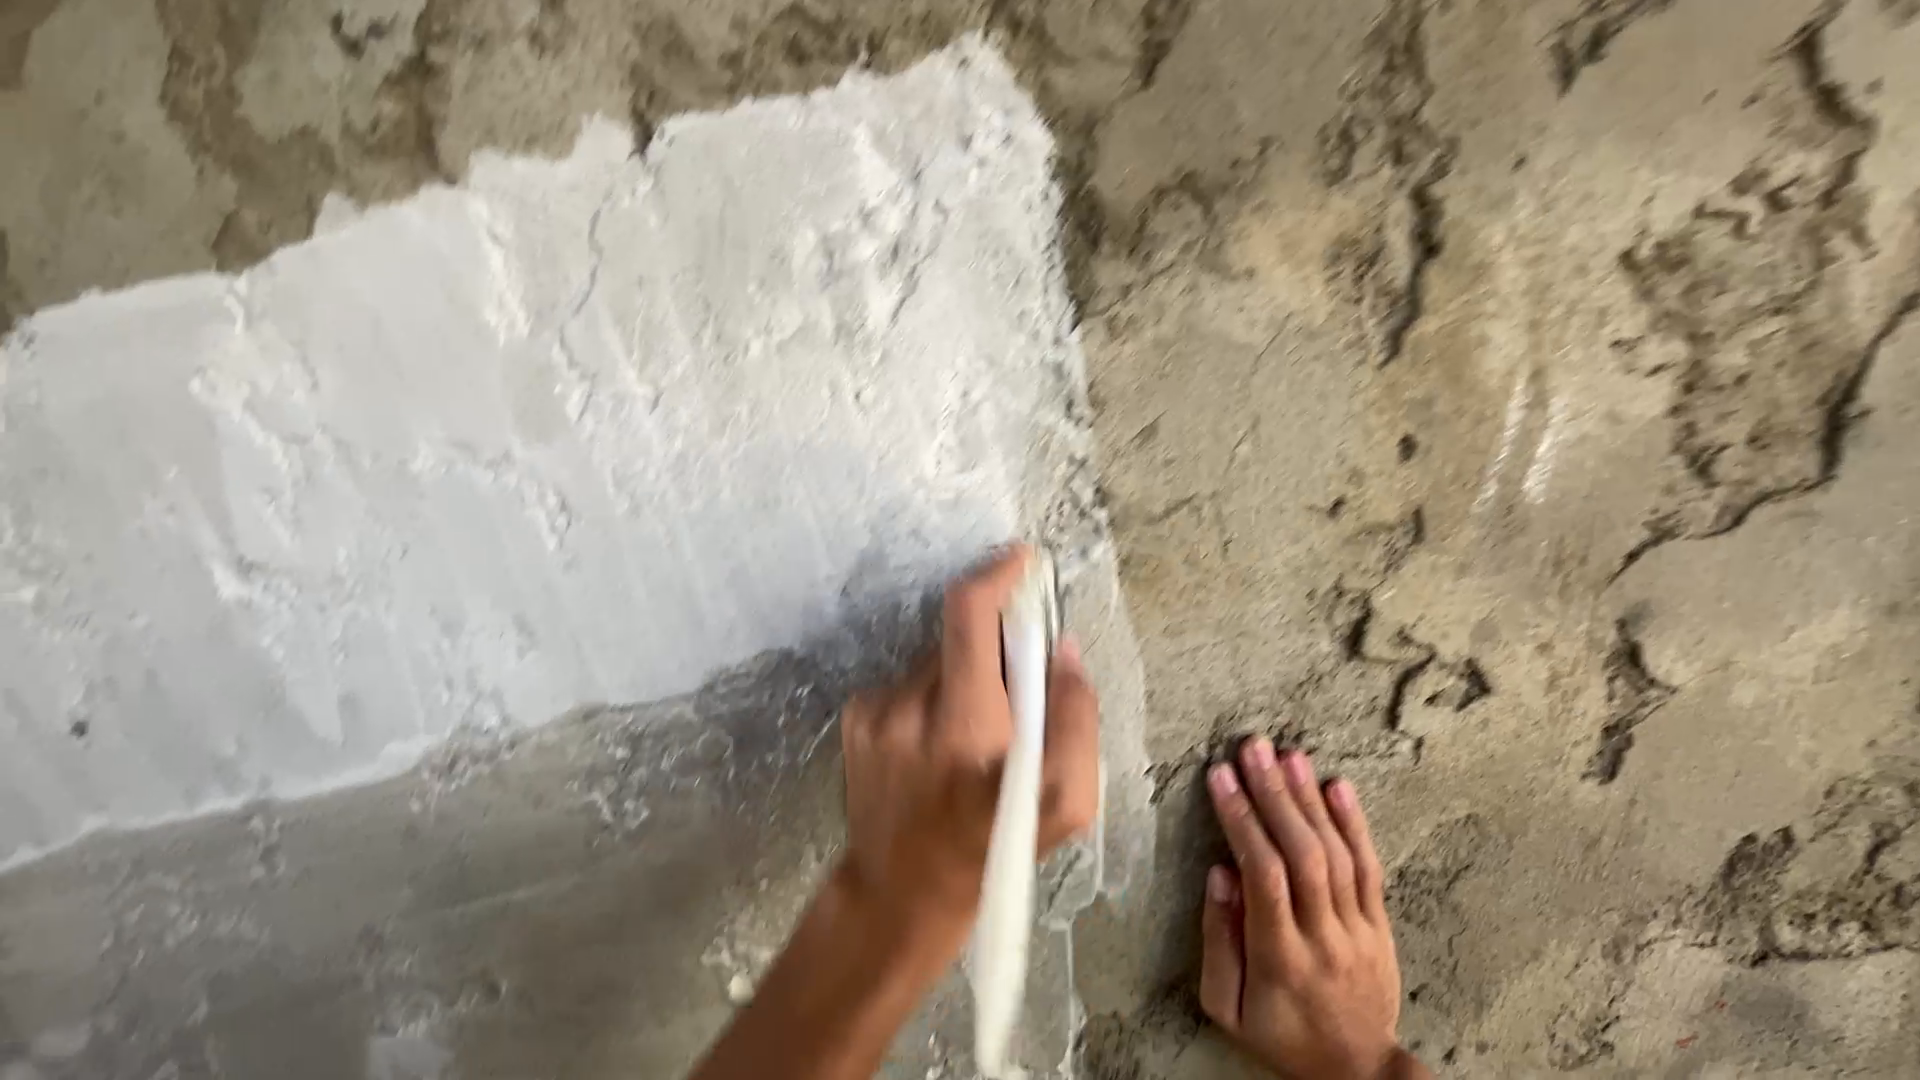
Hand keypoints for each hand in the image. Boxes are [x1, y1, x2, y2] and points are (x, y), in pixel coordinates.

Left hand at [838, 546, 1100, 933]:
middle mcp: (910, 708)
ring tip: (968, 736)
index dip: (995, 576)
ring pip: (935, 662)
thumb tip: (1060, 649)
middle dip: (994, 648)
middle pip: (960, 639)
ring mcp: (874, 711)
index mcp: (965, 727)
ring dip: (962, 679)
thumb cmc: (993, 848)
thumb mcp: (1065, 803)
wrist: (901, 889)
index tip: (1020, 560)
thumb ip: (1075, 718)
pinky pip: (908, 682)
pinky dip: (931, 697)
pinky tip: (933, 744)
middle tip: (1012, 690)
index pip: (968, 617)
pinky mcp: (855, 717)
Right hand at [1200, 739, 1421, 1079]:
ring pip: (1336, 853)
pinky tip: (1336, 785)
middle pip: (1302, 853)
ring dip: (1308, 799)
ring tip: (1286, 755)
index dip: (1241, 819)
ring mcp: (1358, 928)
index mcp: (1281, 957)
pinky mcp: (1380, 923)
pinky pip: (1369, 867)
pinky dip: (1354, 823)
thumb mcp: (1227, 1006)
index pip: (1263, 874)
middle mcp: (1324, 936)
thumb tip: (1220, 874)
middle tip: (1251, 748)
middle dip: (1273, 793)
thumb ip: (1218, 942)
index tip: (1219, 776)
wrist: (1357, 1072)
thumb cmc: (1279, 1036)